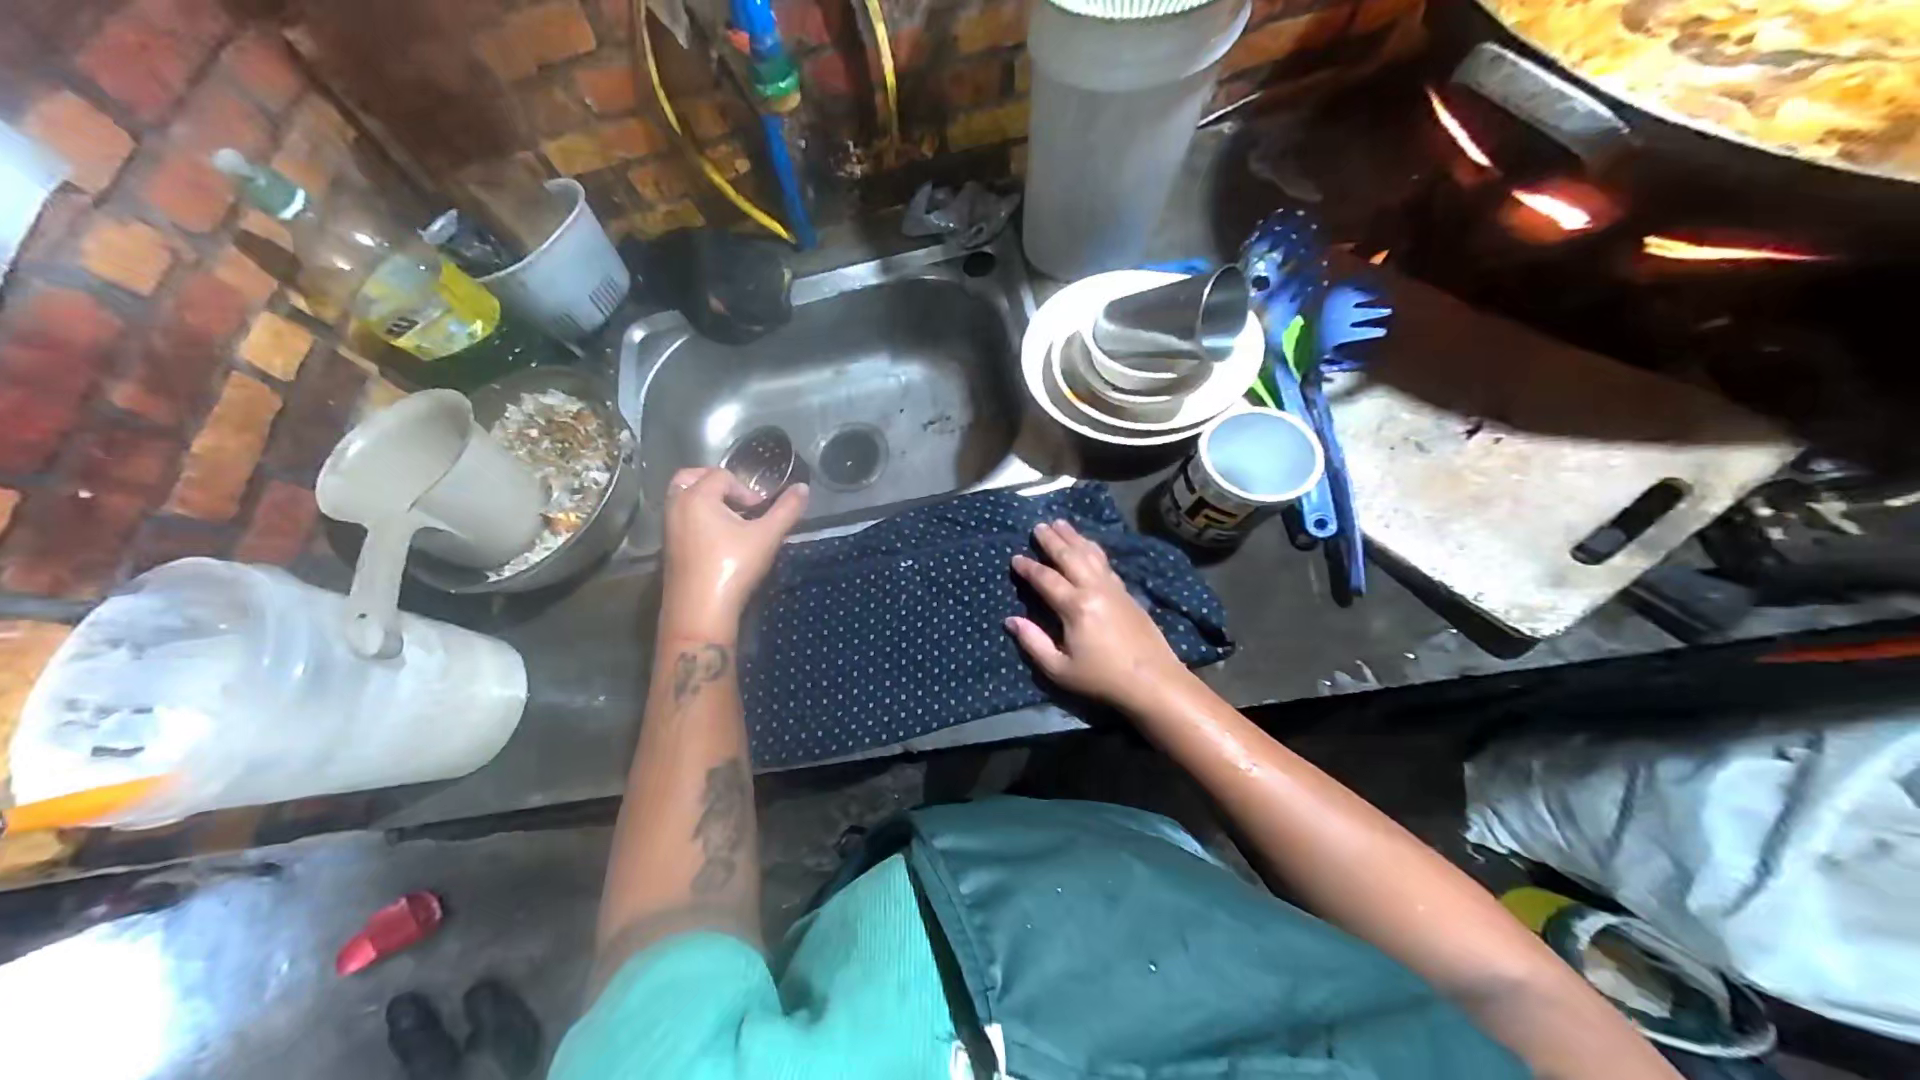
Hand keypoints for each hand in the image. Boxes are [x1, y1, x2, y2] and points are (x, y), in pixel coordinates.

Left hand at [660, 468, 807, 640]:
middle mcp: (676, 505)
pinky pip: (680, 517)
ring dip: (706, 499)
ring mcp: (668, 527)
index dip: (746, 489)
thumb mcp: (767, 537)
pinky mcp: (668, 546)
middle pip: (691, 477)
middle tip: (738, 502)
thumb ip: (787, 510)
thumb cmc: (733, 568)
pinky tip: (718, 539)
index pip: (722, 475)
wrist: (700, 611)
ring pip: (682, 498)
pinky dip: (696, 516)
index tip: (760, 513)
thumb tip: (803, 488)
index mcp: (697, 496)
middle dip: (717, 483)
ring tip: (730, 519)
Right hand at [1005, 520, 1193, 710]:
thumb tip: (1011, 620)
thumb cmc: (1102, 678)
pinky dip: (1092, 549)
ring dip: (1074, 537)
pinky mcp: (1127, 593)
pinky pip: (1105, 562)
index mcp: (1075, 607)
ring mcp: (1114, 588)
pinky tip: (1088, 546)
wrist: (1153, 680)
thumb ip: (1033, 642)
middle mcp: (1094, 589)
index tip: (1015, 558)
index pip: (1046, 579)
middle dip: (1052, 540)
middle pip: (1070, 556)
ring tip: (1060, 523)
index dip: (1028, 567)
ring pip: (1090, 554)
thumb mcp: (1060, 669)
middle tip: (1038, 526)